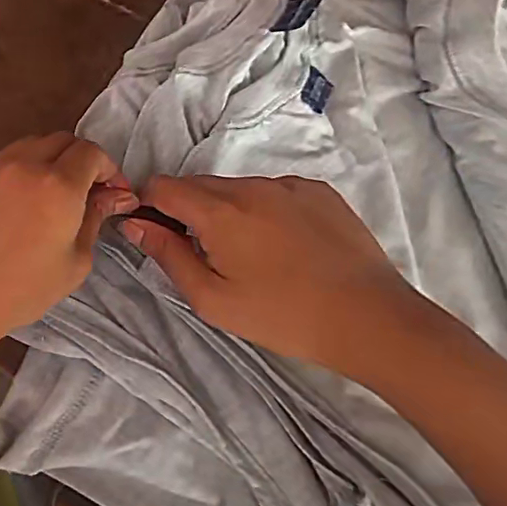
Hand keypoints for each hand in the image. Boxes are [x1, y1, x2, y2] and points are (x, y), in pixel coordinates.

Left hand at [0, 133, 135, 362]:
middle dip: (81, 159)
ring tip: (51, 191)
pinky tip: (21, 196)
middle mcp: (26, 165)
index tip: (111, 191)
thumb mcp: (76, 260)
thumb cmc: (25, 288)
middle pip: (63, 140)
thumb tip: (115, 195)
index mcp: (58, 186)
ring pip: (33, 143)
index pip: (91, 152)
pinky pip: (6, 156)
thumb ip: (95, 217)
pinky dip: (23, 166)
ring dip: (50, 158)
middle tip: (85, 190)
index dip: (108, 168)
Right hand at [121, 174, 441, 380]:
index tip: (153, 232)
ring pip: (233, 187)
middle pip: (195, 184)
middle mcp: (250, 186)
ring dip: (223, 210)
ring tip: (246, 253)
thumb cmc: (283, 316)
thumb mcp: (211, 297)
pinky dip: (260, 209)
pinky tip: (279, 244)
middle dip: (184, 210)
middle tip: (199, 251)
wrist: (373, 321)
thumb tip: (133, 223)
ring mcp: (287, 185)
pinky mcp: (317, 191)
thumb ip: (166, 254)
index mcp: (219, 211)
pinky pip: (270, 190)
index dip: (147, 205)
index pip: (161, 186)